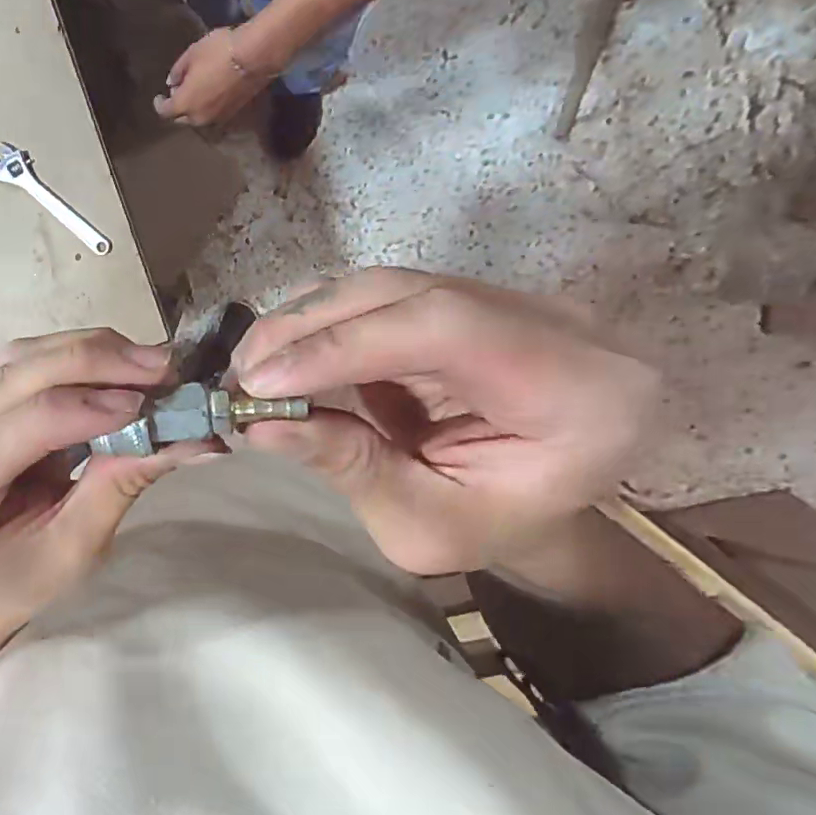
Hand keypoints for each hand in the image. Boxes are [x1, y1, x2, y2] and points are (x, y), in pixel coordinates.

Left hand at [0, 329, 214, 618]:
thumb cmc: (19, 583)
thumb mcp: (71, 555)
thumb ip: (114, 490)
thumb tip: (184, 435)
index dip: (66, 413)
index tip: (138, 405)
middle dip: (83, 365)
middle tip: (158, 365)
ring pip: (7, 364)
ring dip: (80, 353)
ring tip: (143, 362)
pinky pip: (14, 368)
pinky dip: (67, 359)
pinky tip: (110, 365)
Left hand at [153, 27, 274, 125]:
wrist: (256, 55)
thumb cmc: (219, 52)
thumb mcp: (192, 54)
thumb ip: (177, 71)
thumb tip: (172, 83)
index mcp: (183, 105)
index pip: (164, 112)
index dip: (159, 104)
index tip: (159, 97)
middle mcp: (197, 117)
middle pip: (181, 118)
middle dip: (177, 108)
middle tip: (178, 93)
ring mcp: (217, 117)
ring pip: (198, 117)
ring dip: (194, 108)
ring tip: (196, 94)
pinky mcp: (233, 113)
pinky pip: (214, 113)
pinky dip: (209, 106)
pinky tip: (212, 94)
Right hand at [229, 268, 660, 575]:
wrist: (535, 505)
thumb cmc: (492, 528)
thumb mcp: (423, 525)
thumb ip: (350, 469)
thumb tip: (257, 426)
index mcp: (575, 388)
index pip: (443, 328)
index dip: (341, 345)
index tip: (261, 384)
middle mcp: (549, 322)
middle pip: (402, 291)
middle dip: (305, 328)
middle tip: (240, 374)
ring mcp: (499, 301)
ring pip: (378, 285)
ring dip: (299, 322)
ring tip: (249, 368)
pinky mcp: (453, 301)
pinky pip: (370, 297)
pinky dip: (313, 324)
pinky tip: (279, 357)